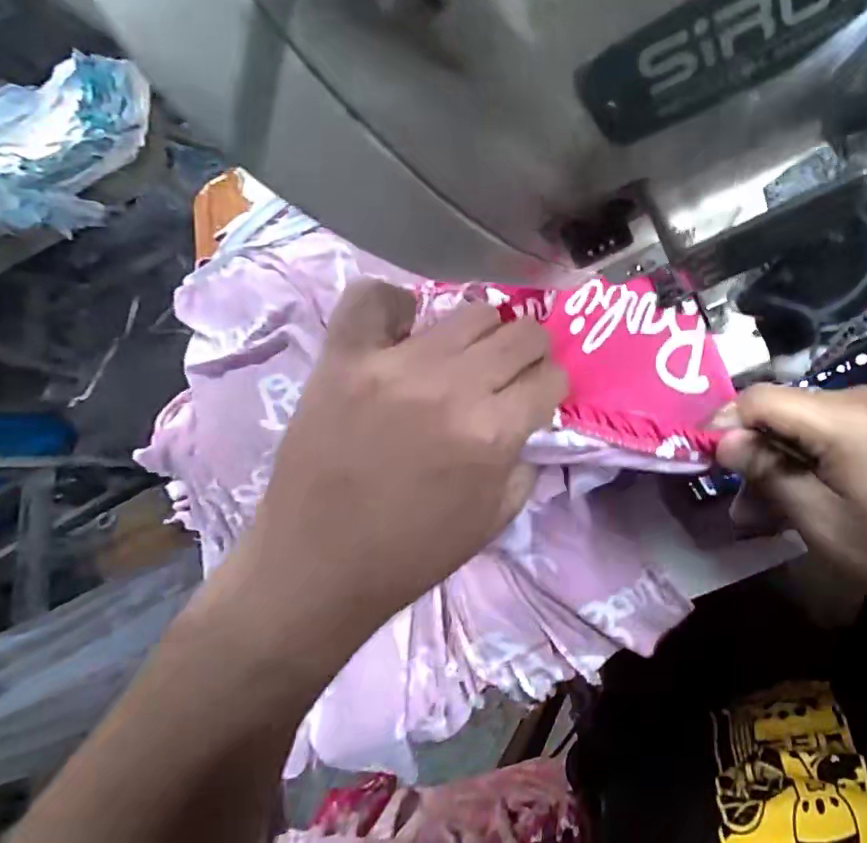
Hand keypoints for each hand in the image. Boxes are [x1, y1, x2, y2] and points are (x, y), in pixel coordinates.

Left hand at [238, 280, 567, 639]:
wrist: (314, 569)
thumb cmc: (416, 551)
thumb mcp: (499, 514)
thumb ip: (528, 455)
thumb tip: (533, 410)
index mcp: (493, 433)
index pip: (552, 376)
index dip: (551, 387)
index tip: (537, 397)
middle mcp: (453, 388)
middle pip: (525, 333)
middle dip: (531, 353)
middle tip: (510, 373)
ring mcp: (395, 367)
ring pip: (473, 311)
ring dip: (482, 334)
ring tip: (462, 357)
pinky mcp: (344, 360)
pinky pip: (374, 298)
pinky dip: (396, 307)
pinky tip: (403, 331)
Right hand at [715, 385, 866, 622]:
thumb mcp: (821, 521)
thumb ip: (768, 473)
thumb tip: (722, 441)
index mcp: (842, 415)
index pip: (762, 398)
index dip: (725, 423)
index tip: (699, 458)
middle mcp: (856, 399)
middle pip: (781, 411)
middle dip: (751, 453)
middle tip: (733, 504)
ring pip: (802, 427)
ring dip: (777, 465)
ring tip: (756, 516)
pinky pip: (828, 436)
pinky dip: (805, 465)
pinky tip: (793, 503)